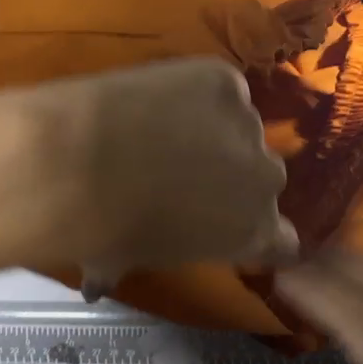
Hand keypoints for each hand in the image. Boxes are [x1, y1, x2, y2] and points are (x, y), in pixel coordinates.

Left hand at [22, 58, 292, 284]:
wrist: (78, 159)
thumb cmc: (103, 227)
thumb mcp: (124, 260)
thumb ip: (133, 266)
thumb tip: (100, 283)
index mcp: (252, 232)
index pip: (284, 239)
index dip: (263, 233)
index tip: (236, 223)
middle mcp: (264, 179)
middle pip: (263, 176)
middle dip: (235, 174)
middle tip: (188, 170)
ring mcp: (248, 123)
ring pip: (241, 126)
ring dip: (215, 129)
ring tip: (167, 127)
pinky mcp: (226, 80)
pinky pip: (221, 87)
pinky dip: (198, 91)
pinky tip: (163, 98)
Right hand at [212, 254, 362, 363]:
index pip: (307, 281)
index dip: (271, 275)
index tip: (240, 277)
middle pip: (329, 259)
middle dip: (293, 264)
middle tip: (259, 284)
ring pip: (356, 258)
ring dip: (322, 264)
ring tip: (292, 289)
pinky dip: (347, 270)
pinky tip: (338, 300)